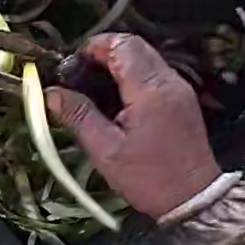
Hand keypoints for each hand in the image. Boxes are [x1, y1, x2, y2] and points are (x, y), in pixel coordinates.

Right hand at [47, 33, 221, 217]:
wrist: (193, 199)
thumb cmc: (148, 178)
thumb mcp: (105, 150)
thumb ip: (78, 116)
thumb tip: (51, 93)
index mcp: (150, 91)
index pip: (122, 46)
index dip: (94, 47)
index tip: (72, 64)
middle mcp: (169, 82)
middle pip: (135, 45)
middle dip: (104, 51)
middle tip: (79, 73)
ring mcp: (179, 89)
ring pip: (146, 57)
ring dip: (118, 62)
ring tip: (93, 85)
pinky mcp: (182, 100)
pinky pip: (154, 73)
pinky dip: (132, 75)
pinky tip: (115, 98)